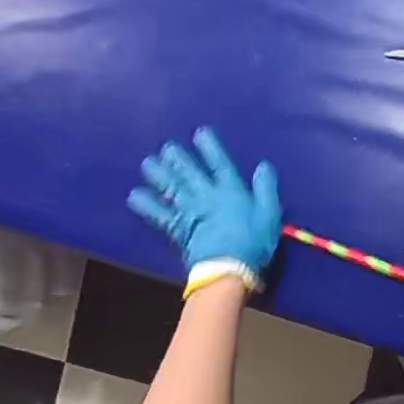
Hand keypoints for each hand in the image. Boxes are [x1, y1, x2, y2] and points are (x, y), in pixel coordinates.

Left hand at [127, 127, 281, 284]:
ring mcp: (189, 211)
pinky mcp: (178, 228)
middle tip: (167, 147)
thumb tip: (263, 167)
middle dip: (177, 158)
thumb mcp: (269, 215)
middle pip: (188, 172)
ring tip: (148, 163)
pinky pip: (158, 213)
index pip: (219, 164)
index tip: (199, 134)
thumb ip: (265, 189)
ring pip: (170, 187)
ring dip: (158, 174)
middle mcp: (206, 196)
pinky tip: (134, 196)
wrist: (228, 269)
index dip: (209, 148)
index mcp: (230, 191)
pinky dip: (146, 204)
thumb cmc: (254, 243)